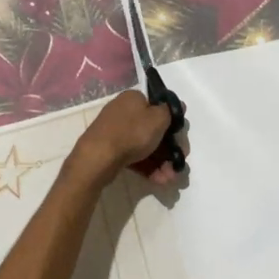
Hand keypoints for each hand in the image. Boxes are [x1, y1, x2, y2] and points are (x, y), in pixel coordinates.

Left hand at [72, 89, 186, 183]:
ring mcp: (116, 132)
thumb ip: (171, 112)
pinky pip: (134, 156)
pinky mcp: (111, 150)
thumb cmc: (131, 133)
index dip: (173, 124)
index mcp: (134, 98)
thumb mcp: (158, 119)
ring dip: (161, 162)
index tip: (180, 140)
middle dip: (169, 149)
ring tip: (170, 178)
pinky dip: (147, 167)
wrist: (98, 157)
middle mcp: (124, 111)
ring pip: (145, 146)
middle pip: (153, 129)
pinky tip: (159, 180)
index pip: (159, 107)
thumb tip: (178, 105)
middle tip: (178, 164)